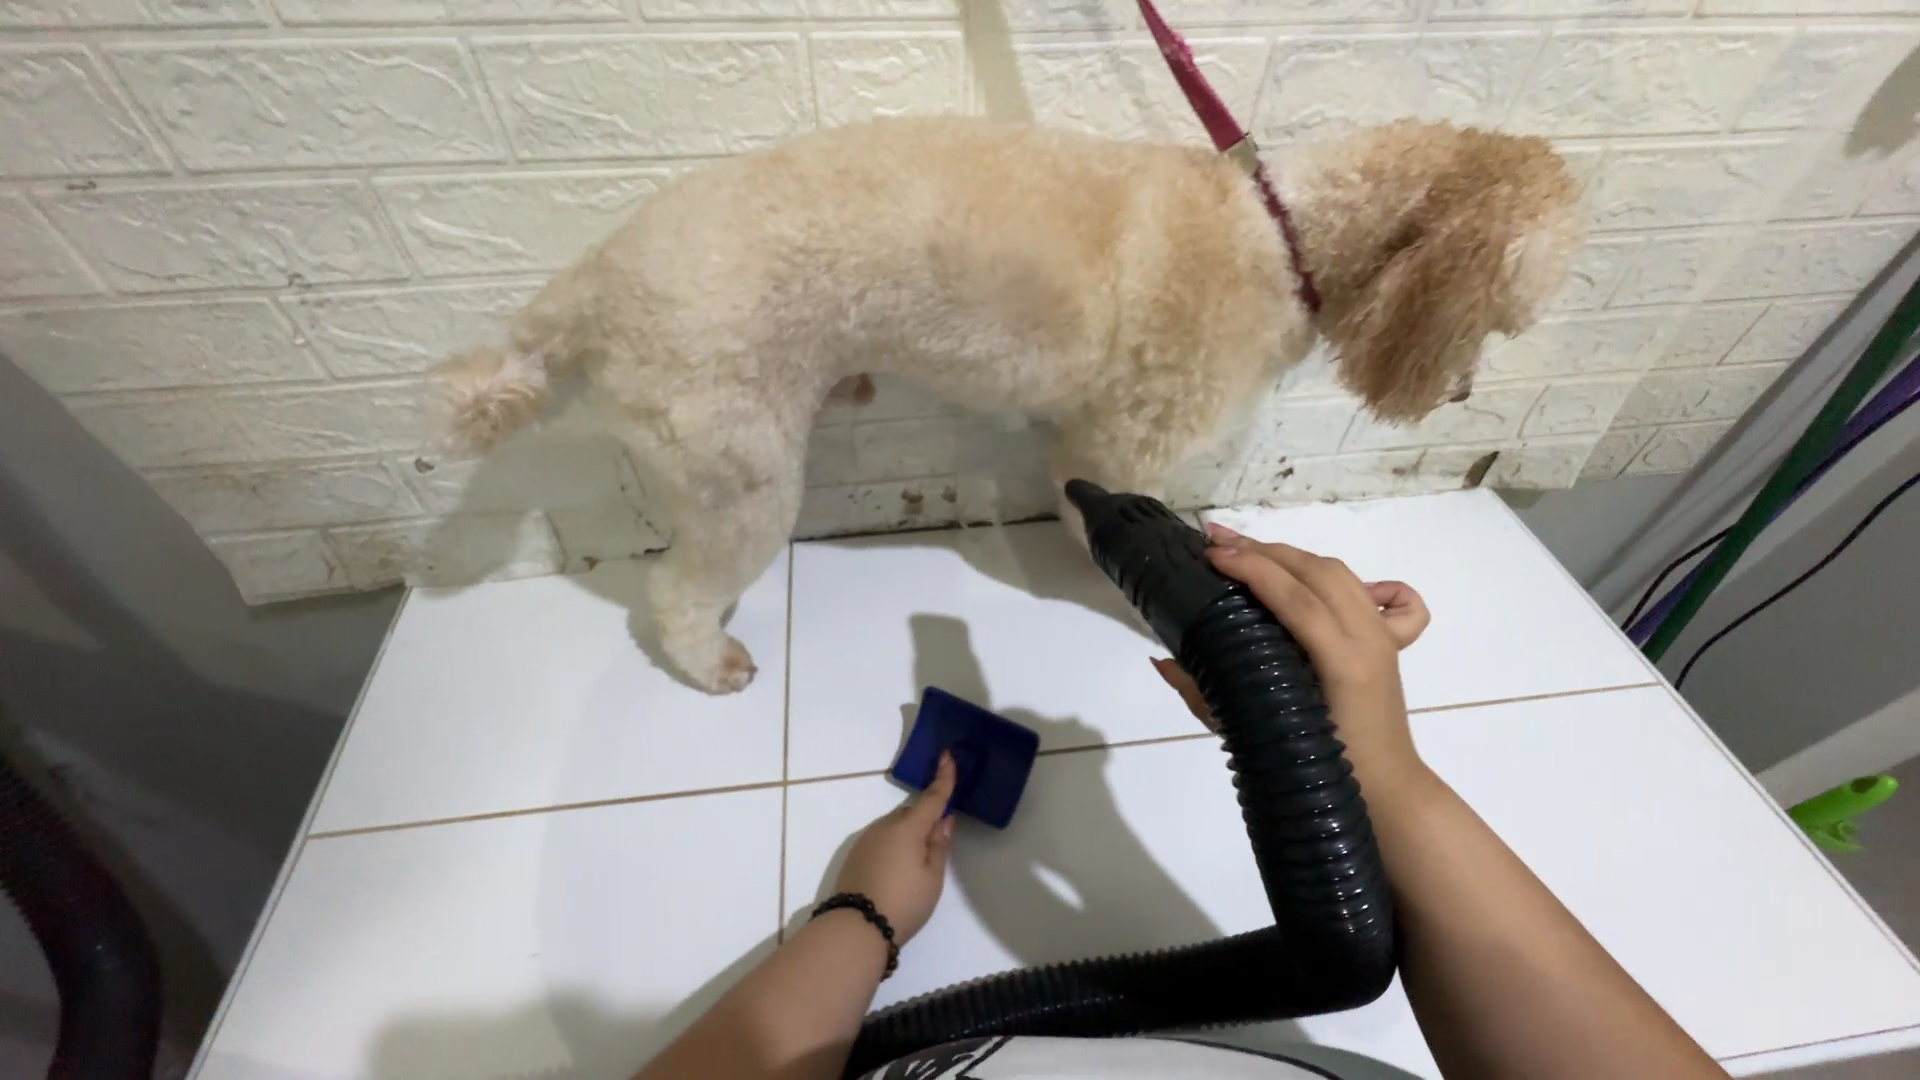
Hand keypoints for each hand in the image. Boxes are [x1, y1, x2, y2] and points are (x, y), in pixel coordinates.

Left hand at [831, 753, 957, 945]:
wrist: (855, 927)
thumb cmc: (903, 902)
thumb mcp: (932, 878)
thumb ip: (939, 845)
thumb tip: (943, 820)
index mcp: (909, 827)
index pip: (932, 796)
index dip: (943, 777)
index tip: (947, 755)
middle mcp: (885, 825)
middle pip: (912, 813)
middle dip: (925, 820)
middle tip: (936, 845)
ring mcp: (867, 839)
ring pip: (895, 828)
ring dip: (908, 836)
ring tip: (914, 869)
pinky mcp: (856, 853)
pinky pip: (882, 840)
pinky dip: (893, 846)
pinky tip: (895, 873)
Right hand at [1151, 525, 1431, 797]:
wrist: (1384, 789)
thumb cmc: (1313, 765)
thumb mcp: (1250, 731)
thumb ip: (1201, 693)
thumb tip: (1161, 659)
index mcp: (1341, 662)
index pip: (1294, 596)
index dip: (1250, 568)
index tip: (1211, 555)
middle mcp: (1368, 639)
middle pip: (1316, 571)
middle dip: (1262, 550)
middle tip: (1215, 541)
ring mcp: (1383, 636)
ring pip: (1340, 572)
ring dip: (1291, 554)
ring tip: (1248, 549)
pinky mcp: (1392, 640)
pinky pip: (1392, 596)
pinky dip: (1363, 579)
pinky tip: (1329, 582)